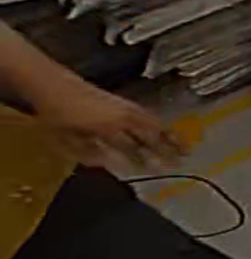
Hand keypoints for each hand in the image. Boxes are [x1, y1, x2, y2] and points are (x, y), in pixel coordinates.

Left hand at [35, 82, 183, 167]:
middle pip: (151, 137)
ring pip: (159, 127)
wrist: (60, 88)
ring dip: (173, 138)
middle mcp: (127, 119)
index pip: (130, 148)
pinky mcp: (135, 106)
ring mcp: (134, 111)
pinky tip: (168, 134)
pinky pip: (155, 119)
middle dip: (166, 151)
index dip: (142, 160)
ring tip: (185, 149)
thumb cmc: (57, 115)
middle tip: (179, 162)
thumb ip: (85, 151)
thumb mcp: (62, 136)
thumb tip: (107, 163)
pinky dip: (165, 129)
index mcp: (109, 128)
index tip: (155, 171)